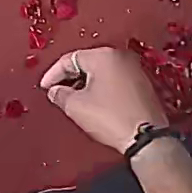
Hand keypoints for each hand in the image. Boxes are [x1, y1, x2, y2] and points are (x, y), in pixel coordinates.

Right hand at [41, 46, 169, 151]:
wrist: (146, 137)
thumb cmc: (110, 117)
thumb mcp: (76, 106)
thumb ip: (60, 94)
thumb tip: (55, 91)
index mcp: (103, 56)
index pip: (69, 59)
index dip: (53, 74)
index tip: (45, 87)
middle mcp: (120, 57)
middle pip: (86, 62)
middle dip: (69, 77)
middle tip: (56, 92)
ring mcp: (134, 69)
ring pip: (101, 71)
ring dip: (85, 83)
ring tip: (72, 99)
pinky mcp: (142, 84)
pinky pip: (114, 80)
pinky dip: (101, 88)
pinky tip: (94, 103)